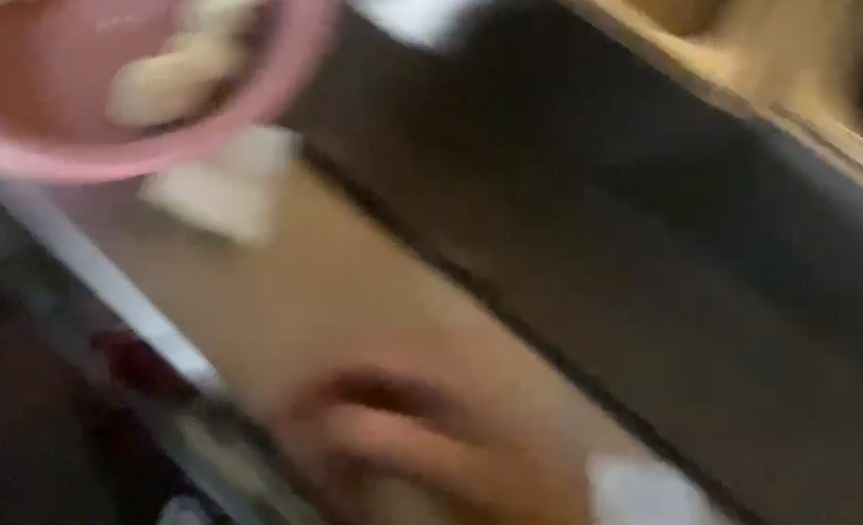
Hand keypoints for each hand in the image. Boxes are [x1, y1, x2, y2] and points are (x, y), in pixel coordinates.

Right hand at [274, 353, 590, 524]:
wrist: (583, 511)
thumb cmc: (524, 490)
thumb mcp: (460, 471)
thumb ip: (391, 440)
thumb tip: (323, 421)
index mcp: (440, 361)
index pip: (359, 353)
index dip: (314, 379)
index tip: (279, 410)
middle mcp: (439, 357)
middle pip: (363, 364)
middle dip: (323, 396)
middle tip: (291, 433)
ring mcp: (449, 380)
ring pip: (376, 383)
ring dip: (343, 411)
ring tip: (319, 449)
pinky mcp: (455, 405)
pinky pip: (395, 403)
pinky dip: (369, 424)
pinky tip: (360, 454)